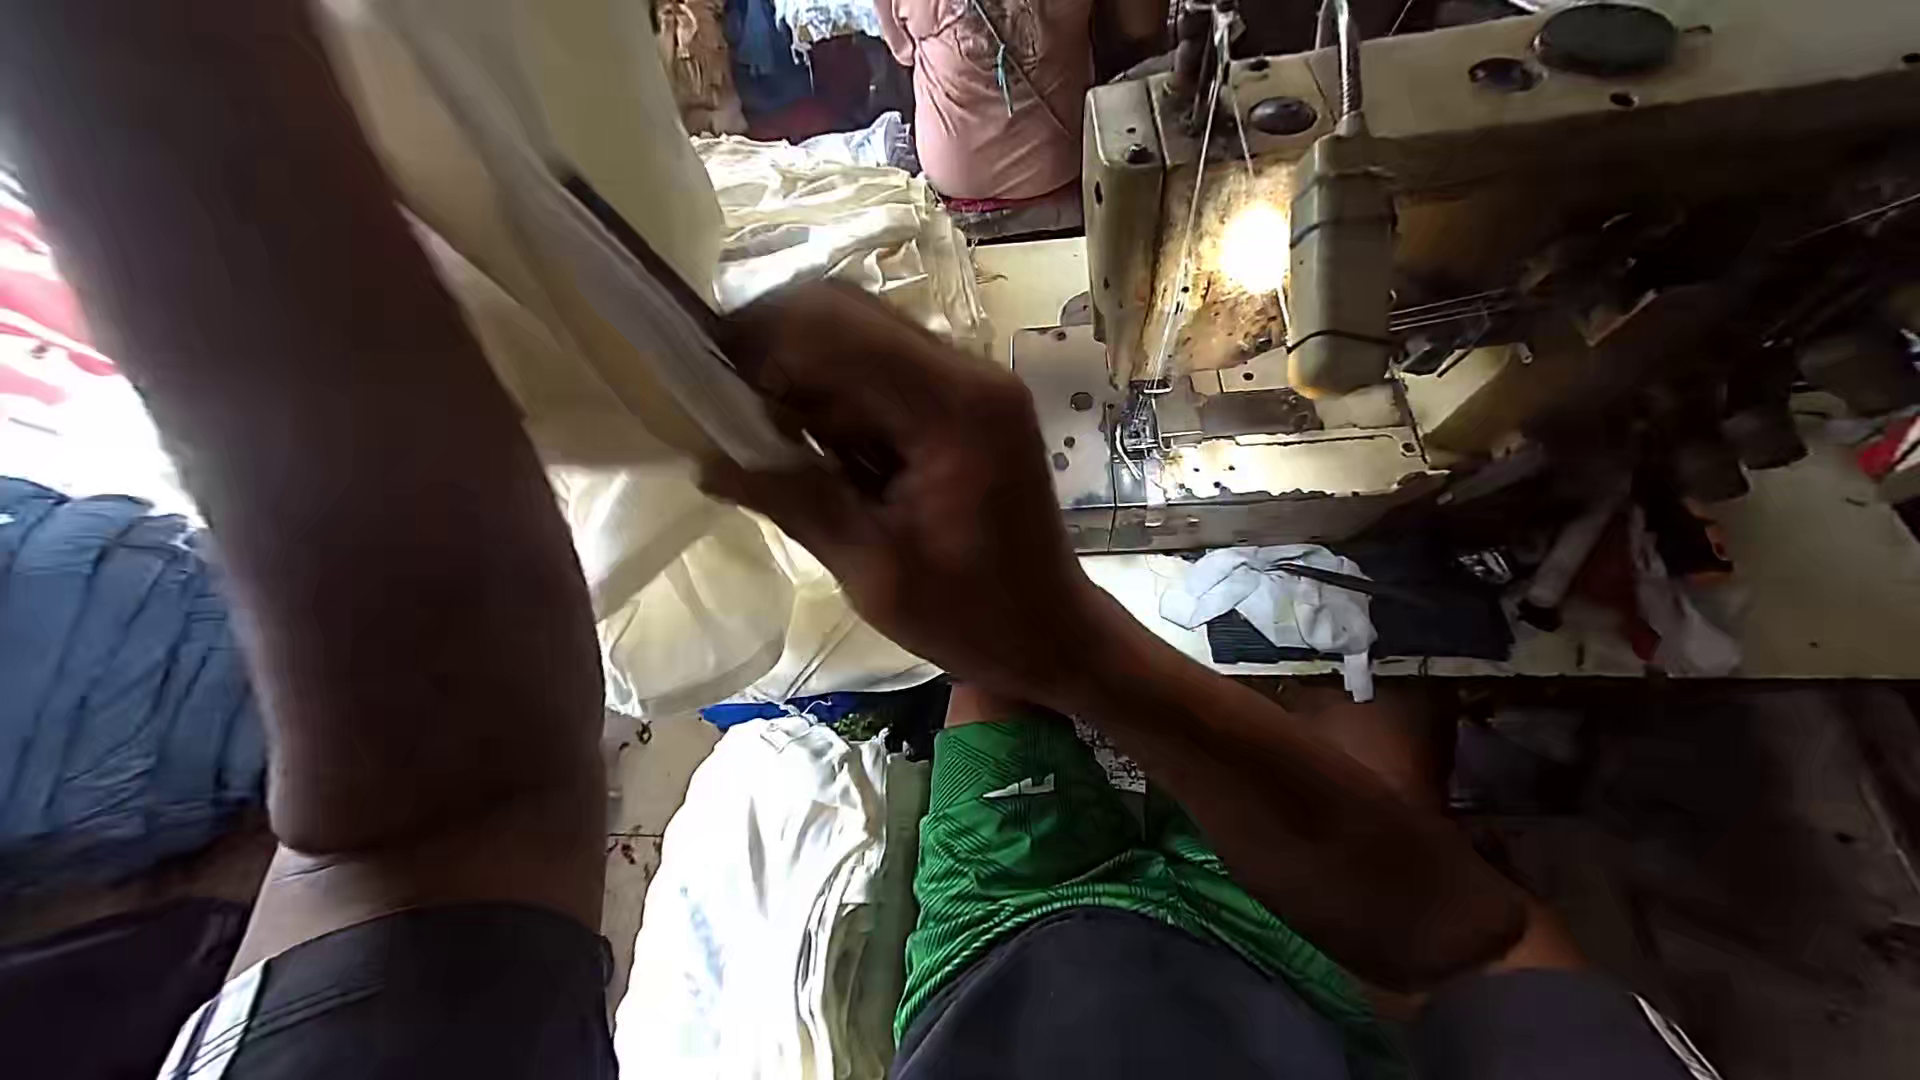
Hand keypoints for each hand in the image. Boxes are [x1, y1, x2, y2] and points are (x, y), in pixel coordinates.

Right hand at [703, 283, 1114, 707]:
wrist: (1051, 633)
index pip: (835, 327)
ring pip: (861, 339)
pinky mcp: (966, 406)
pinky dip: (838, 401)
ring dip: (805, 380)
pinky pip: (884, 374)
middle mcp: (970, 375)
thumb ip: (795, 500)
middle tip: (732, 420)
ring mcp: (973, 385)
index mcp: (956, 410)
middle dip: (775, 356)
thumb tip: (707, 457)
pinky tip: (820, 452)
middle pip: (847, 316)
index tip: (702, 389)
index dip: (757, 342)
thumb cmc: (974, 619)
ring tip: (772, 444)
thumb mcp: (874, 571)